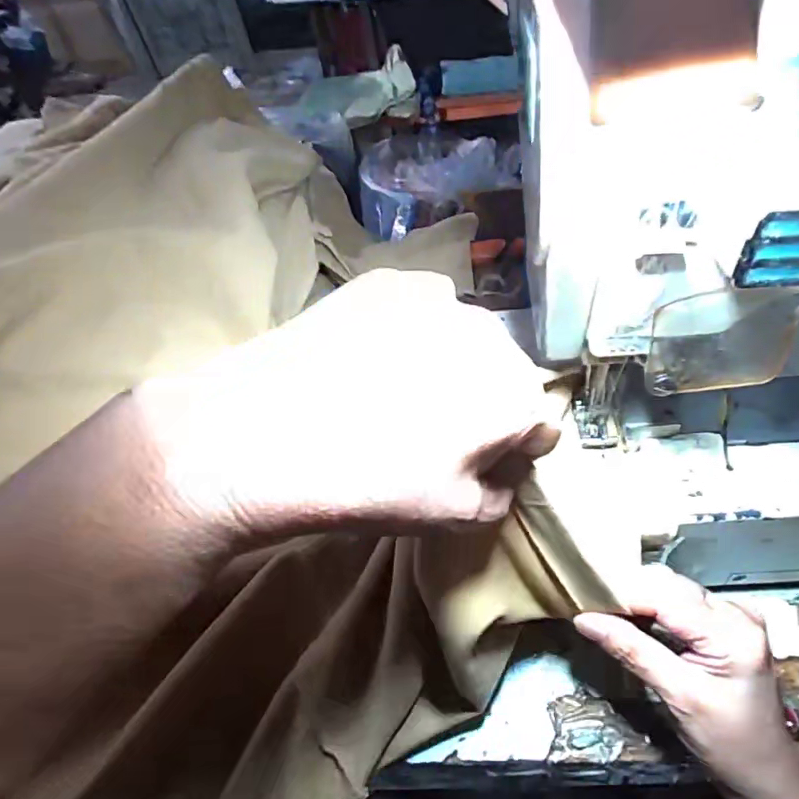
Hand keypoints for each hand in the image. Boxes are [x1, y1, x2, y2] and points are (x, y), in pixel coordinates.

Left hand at [136, 269, 561, 540]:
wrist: (259, 435)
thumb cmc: (370, 484)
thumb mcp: (455, 517)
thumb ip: (504, 492)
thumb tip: (505, 466)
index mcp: (517, 395)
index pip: (539, 428)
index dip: (513, 452)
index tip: (478, 466)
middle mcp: (493, 336)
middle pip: (507, 377)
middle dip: (487, 403)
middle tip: (436, 431)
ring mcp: (440, 299)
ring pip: (468, 339)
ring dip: (453, 364)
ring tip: (400, 391)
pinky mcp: (390, 281)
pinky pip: (424, 310)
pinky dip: (414, 331)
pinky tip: (373, 357)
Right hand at [573, 566, 798, 798]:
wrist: (767, 771)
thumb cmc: (728, 743)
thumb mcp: (678, 697)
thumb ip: (633, 652)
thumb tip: (586, 620)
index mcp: (732, 629)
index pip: (666, 596)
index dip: (624, 595)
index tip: (585, 602)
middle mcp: (738, 612)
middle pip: (672, 587)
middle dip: (630, 594)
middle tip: (591, 607)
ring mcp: (737, 616)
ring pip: (676, 592)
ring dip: (641, 599)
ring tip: (606, 612)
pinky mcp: (730, 625)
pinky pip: (686, 605)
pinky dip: (657, 609)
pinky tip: (635, 621)